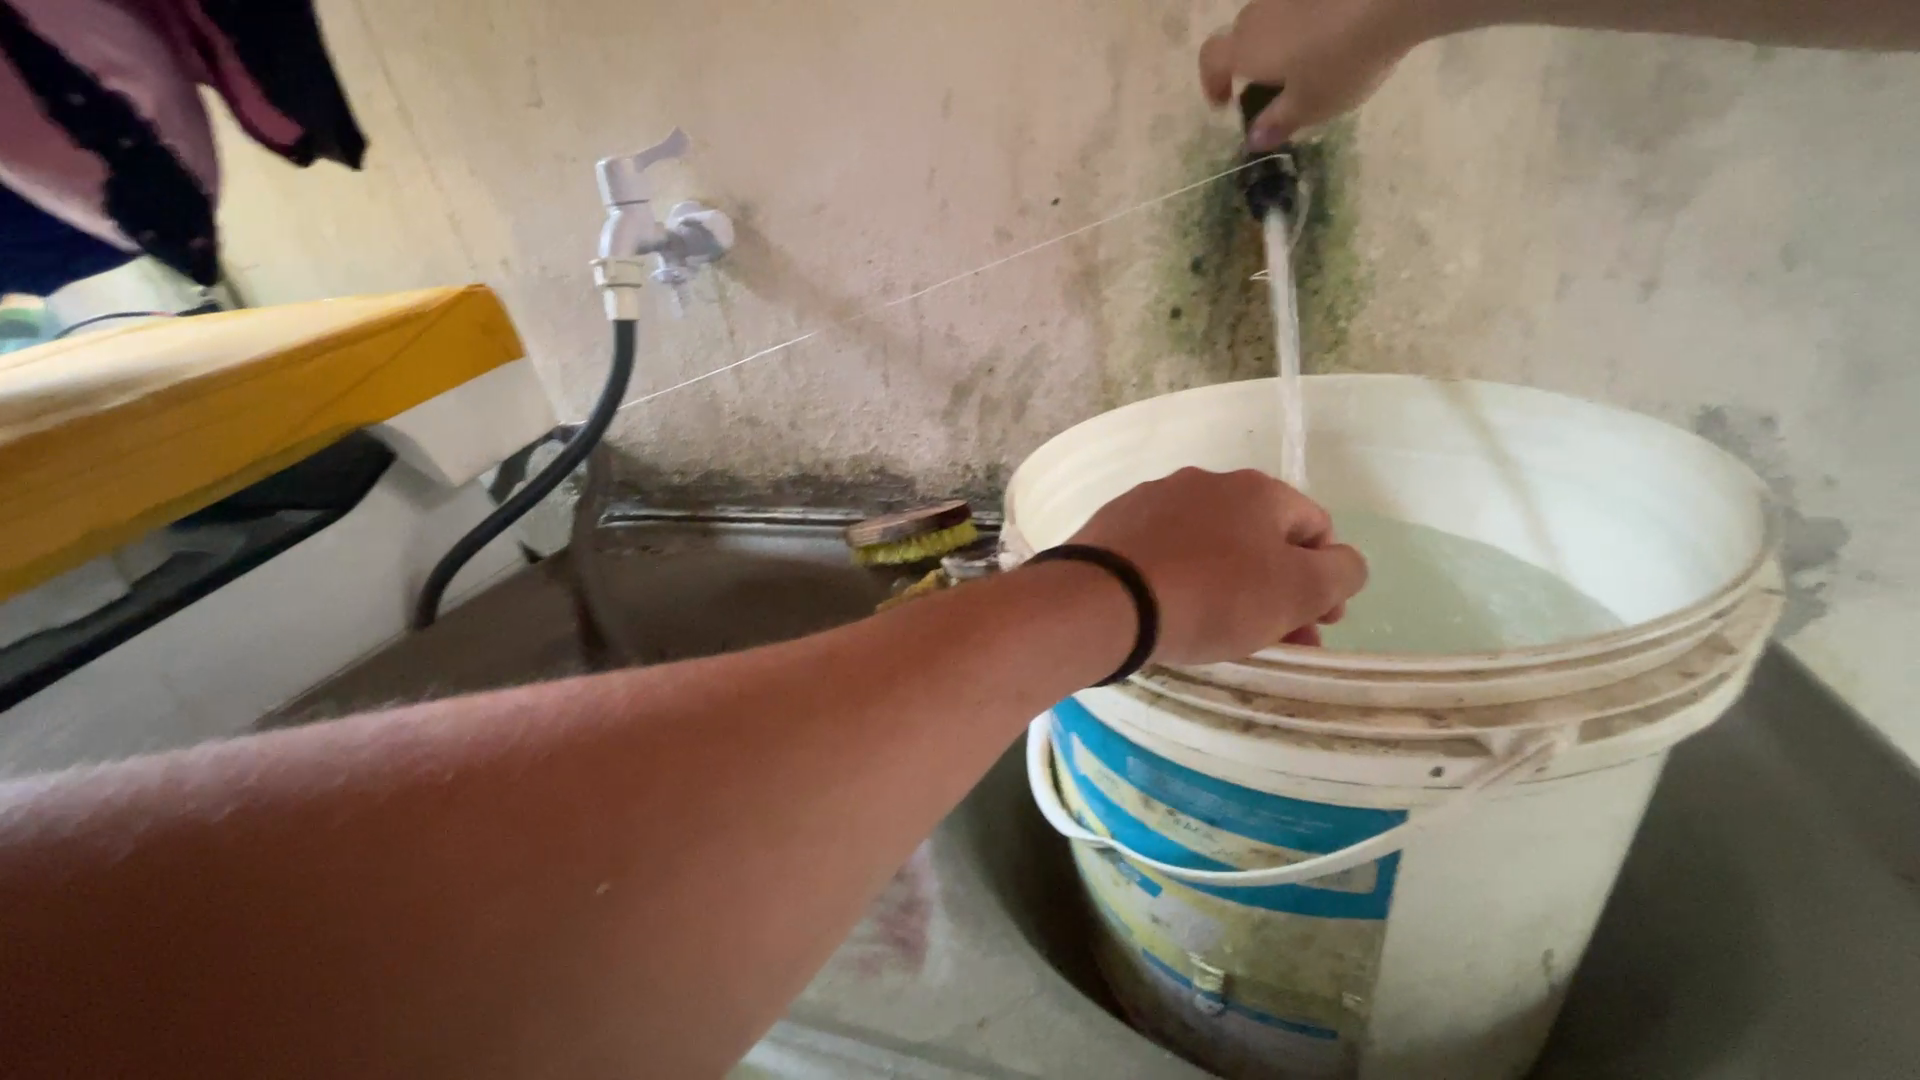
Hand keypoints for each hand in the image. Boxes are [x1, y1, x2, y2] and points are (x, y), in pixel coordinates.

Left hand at [1065, 467, 1366, 664]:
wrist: (1104, 600)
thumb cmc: (1211, 596)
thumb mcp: (1297, 591)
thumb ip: (1340, 574)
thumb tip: (1343, 564)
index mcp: (1256, 490)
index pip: (1313, 527)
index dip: (1325, 576)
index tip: (1318, 623)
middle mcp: (1204, 483)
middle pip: (1258, 538)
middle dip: (1277, 588)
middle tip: (1279, 637)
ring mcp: (1153, 501)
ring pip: (1210, 546)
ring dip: (1230, 586)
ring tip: (1225, 633)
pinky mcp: (1114, 526)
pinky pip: (1164, 554)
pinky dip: (1180, 580)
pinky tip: (1174, 611)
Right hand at [1200, 0, 1424, 148]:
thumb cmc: (1340, 61)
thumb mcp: (1309, 106)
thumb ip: (1277, 123)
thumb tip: (1253, 138)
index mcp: (1247, 49)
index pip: (1211, 59)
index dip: (1211, 82)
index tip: (1225, 102)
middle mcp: (1261, 13)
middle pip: (1241, 34)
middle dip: (1248, 60)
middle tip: (1272, 84)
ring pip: (1273, 15)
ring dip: (1279, 36)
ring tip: (1307, 57)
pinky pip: (1303, 3)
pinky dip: (1308, 18)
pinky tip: (1333, 30)